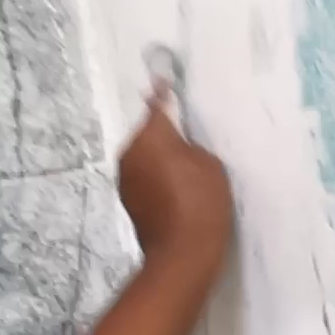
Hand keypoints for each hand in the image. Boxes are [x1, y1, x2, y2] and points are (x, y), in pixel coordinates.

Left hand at [117, 96, 233, 275]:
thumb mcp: (209, 165)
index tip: (164, 80)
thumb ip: (190, 144)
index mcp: (150, 136)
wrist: (182, 254)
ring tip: (184, 173)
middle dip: (164, 136)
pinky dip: (155, 180)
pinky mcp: (127, 201)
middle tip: (189, 144)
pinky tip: (174, 193)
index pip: (157, 104)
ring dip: (158, 160)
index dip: (163, 92)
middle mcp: (130, 152)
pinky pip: (143, 179)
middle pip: (148, 134)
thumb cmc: (202, 204)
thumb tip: (176, 143)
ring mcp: (125, 179)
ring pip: (144, 158)